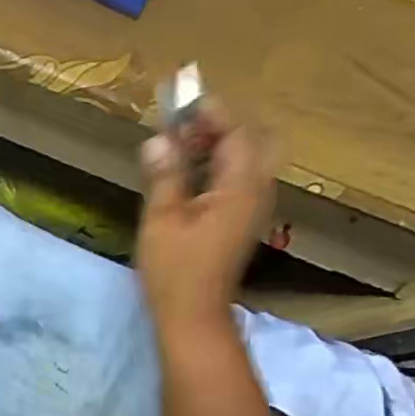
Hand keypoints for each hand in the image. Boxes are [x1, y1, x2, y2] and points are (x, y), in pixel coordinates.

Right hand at [135, 104, 276, 324]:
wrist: (193, 314)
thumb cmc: (174, 270)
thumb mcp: (161, 221)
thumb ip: (164, 177)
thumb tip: (158, 141)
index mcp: (240, 187)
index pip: (235, 133)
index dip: (211, 113)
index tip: (183, 101)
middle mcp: (256, 191)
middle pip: (250, 142)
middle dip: (219, 127)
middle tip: (183, 128)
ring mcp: (252, 207)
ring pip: (245, 160)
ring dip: (215, 147)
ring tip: (178, 148)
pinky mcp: (241, 221)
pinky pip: (236, 179)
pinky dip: (215, 168)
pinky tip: (186, 177)